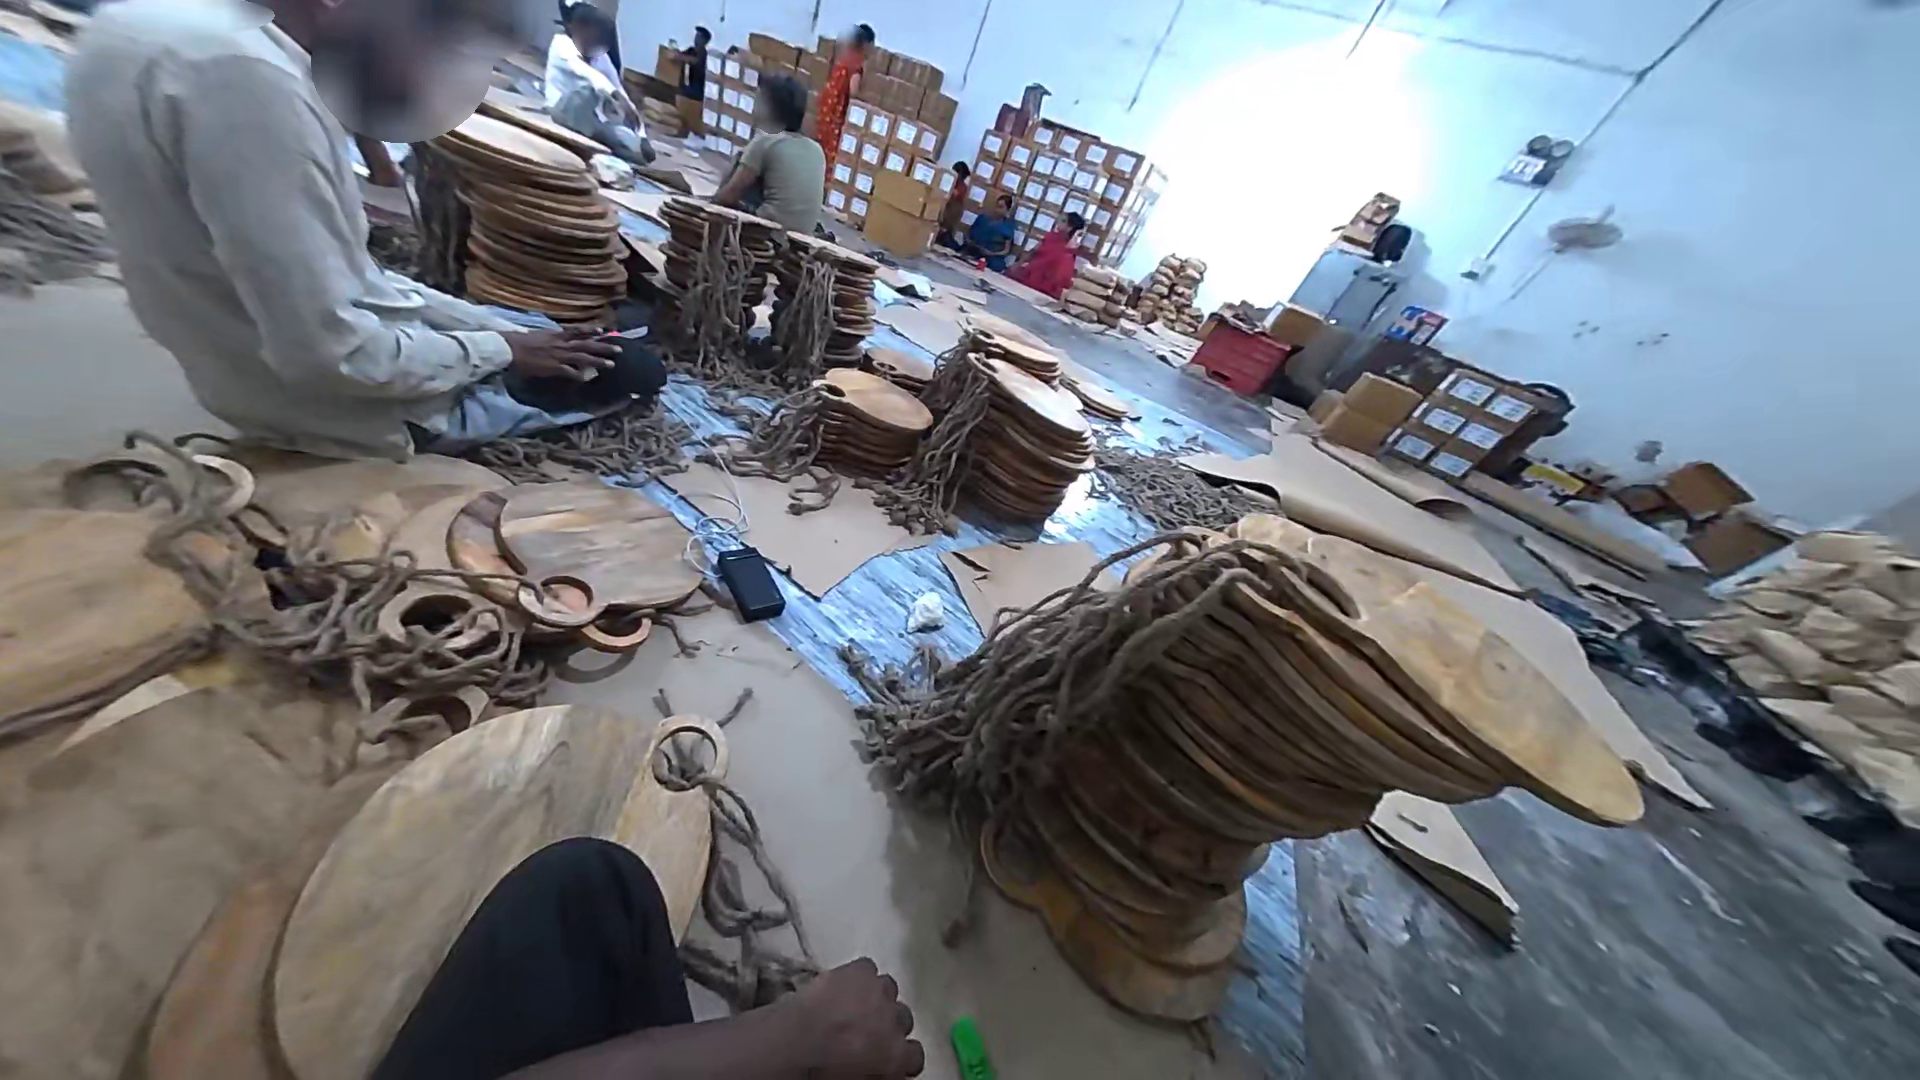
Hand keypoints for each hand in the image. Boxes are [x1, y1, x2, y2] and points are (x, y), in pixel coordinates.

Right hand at [507, 330, 618, 381]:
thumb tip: (552, 337)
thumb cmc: (516, 340)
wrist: (505, 347)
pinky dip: (580, 376)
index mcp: (555, 334)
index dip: (590, 331)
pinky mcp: (555, 367)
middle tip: (619, 349)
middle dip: (603, 346)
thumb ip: (548, 336)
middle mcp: (561, 344)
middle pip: (587, 344)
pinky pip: (572, 372)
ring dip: (599, 361)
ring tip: (612, 364)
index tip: (602, 331)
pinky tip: (587, 379)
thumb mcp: (535, 334)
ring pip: (584, 358)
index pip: (576, 331)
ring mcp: (559, 356)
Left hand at [784, 959, 923, 1076]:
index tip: (887, 1057)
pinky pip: (867, 968)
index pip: (915, 1055)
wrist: (795, 1047)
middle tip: (868, 1032)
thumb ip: (881, 1073)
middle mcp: (895, 1019)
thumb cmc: (824, 1076)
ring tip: (856, 1005)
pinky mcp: (860, 968)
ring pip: (888, 988)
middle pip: (904, 1017)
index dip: (901, 1055)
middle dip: (889, 1023)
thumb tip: (883, 1069)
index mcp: (896, 1055)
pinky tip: (845, 986)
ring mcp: (879, 989)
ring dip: (876, 997)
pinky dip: (859, 976)